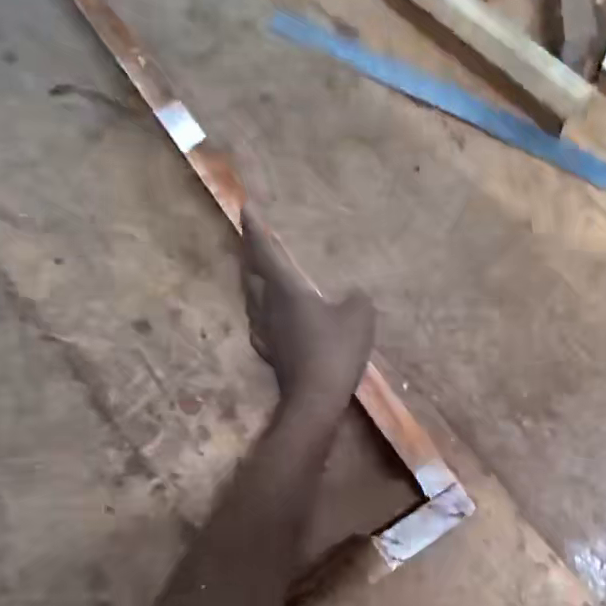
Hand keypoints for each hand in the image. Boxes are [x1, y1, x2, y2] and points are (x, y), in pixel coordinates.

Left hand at [239, 220, 374, 414]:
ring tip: (257, 271)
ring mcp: (264, 330)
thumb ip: (356, 298)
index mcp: (286, 289)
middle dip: (250, 253)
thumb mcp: (359, 318)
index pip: (265, 251)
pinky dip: (261, 308)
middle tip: (252, 239)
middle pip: (251, 272)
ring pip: (250, 296)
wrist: (314, 398)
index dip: (255, 228)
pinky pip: (259, 320)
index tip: (245, 208)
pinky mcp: (269, 351)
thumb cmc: (335, 351)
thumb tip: (353, 293)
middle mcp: (267, 305)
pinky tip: (268, 314)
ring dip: (252, 279)